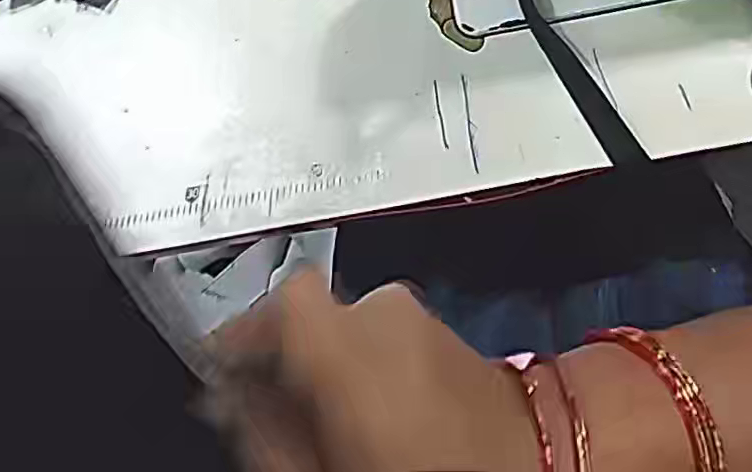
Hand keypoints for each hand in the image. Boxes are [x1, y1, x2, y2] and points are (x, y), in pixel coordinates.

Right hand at [208, 269, 538, 471]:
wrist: (527, 461)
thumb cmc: (433, 469)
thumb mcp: (332, 467)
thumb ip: (271, 431)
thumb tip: (232, 397)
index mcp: (354, 349)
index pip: (283, 297)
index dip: (246, 324)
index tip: (224, 358)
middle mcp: (380, 313)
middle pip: (304, 309)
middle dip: (278, 348)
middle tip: (265, 400)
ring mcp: (407, 311)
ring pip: (334, 317)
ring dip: (315, 352)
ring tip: (318, 411)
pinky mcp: (425, 316)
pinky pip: (366, 323)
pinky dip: (348, 351)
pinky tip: (359, 400)